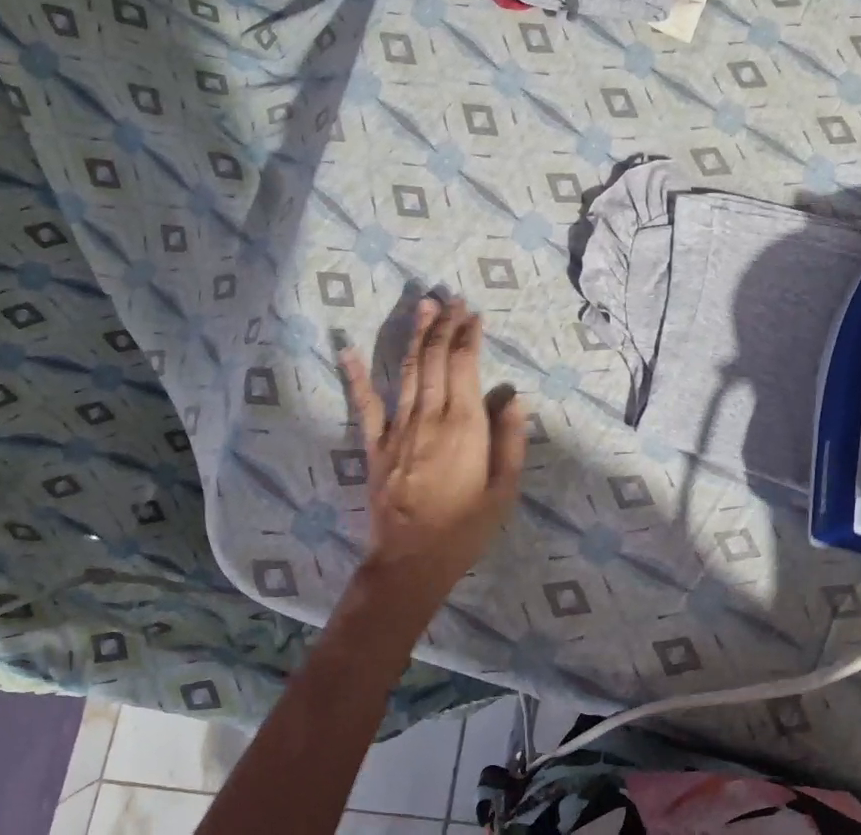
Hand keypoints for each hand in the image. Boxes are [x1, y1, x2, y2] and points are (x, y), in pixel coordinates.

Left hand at [338, 297, 528, 607]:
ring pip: (409, 371)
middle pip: (437, 360)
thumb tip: (513, 397)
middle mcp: (430, 417)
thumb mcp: (505, 490)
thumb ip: (511, 440)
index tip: (475, 315)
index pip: (467, 367)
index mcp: (465, 426)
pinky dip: (356, 376)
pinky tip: (348, 349)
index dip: (470, 337)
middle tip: (452, 299)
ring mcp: (398, 429)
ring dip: (417, 336)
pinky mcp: (375, 445)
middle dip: (446, 327)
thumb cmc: (466, 528)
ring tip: (424, 307)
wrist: (412, 561)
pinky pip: (365, 405)